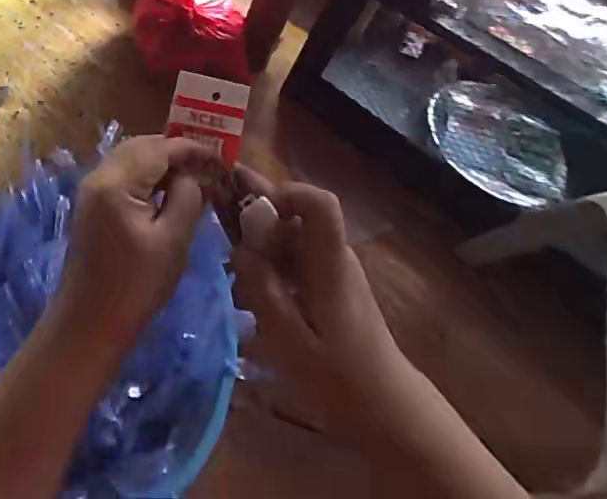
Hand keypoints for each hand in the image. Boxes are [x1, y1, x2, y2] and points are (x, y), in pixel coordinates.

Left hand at [48, 134, 222, 351]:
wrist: (89, 319)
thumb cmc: (136, 285)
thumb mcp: (172, 241)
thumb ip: (186, 199)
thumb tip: (194, 174)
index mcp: (116, 181)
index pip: (157, 148)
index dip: (190, 148)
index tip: (220, 158)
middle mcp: (98, 175)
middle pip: (140, 146)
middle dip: (174, 150)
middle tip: (208, 165)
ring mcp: (91, 188)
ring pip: (130, 157)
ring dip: (160, 160)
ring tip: (192, 176)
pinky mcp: (91, 202)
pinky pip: (121, 173)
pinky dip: (145, 173)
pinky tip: (166, 190)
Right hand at [228, 167, 408, 429]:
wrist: (391, 414)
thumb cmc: (341, 381)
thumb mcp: (291, 342)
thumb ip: (263, 291)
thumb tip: (238, 249)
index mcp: (328, 264)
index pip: (319, 202)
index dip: (284, 193)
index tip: (248, 212)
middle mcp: (332, 256)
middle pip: (294, 213)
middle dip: (252, 216)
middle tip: (216, 232)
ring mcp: (331, 269)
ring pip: (287, 235)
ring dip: (256, 246)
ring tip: (230, 276)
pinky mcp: (326, 284)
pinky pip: (291, 257)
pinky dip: (267, 265)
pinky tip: (248, 295)